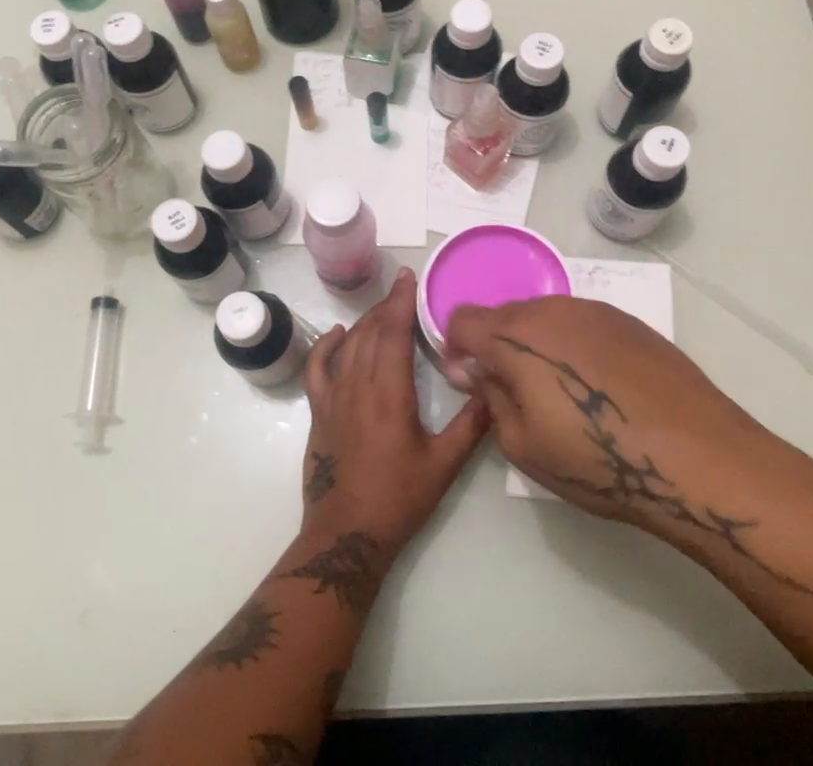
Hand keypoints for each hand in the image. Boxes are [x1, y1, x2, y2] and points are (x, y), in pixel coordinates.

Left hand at [301, 268, 490, 552]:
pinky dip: (326, 347)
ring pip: (347, 347)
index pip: (393, 333)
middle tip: (404, 289)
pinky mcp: (319, 414)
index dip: (401, 301)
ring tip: (382, 309)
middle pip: (370, 333)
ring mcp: (333, 399)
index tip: (409, 278)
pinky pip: (318, 369)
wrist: (348, 534)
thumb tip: (495, 391)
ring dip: (364, 323)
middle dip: (386, 306)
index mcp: (390, 394)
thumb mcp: (444, 465)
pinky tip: (339, 335)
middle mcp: (357, 387)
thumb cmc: (399, 499)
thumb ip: (470, 426)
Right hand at [442, 296, 767, 531]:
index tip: (472, 384)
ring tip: (562, 393)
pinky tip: (600, 388)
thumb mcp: (523, 445)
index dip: (455, 351)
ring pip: (546, 317)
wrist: (698, 458)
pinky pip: (583, 325)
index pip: (462, 320)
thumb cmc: (599, 460)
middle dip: (496, 348)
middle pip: (504, 315)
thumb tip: (483, 372)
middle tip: (515, 394)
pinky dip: (573, 346)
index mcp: (517, 337)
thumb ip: (492, 398)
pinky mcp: (632, 323)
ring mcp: (598, 312)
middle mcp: (554, 310)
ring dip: (536, 345)